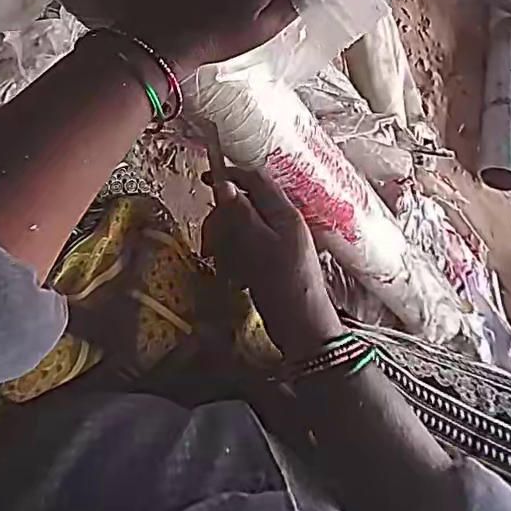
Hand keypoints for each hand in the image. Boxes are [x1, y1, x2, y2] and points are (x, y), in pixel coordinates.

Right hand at [202, 164, 343, 357]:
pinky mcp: (272, 261)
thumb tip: (223, 183)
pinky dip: (234, 255)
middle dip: (223, 217)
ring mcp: (278, 242)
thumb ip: (241, 214)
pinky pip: (246, 246)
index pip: (256, 179)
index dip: (230, 175)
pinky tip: (231, 273)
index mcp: (285, 214)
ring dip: (225, 238)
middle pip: (245, 203)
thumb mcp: (259, 247)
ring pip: (242, 225)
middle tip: (209, 239)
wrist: (306, 334)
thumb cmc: (285, 288)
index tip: (205, 180)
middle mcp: (283, 223)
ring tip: (218, 259)